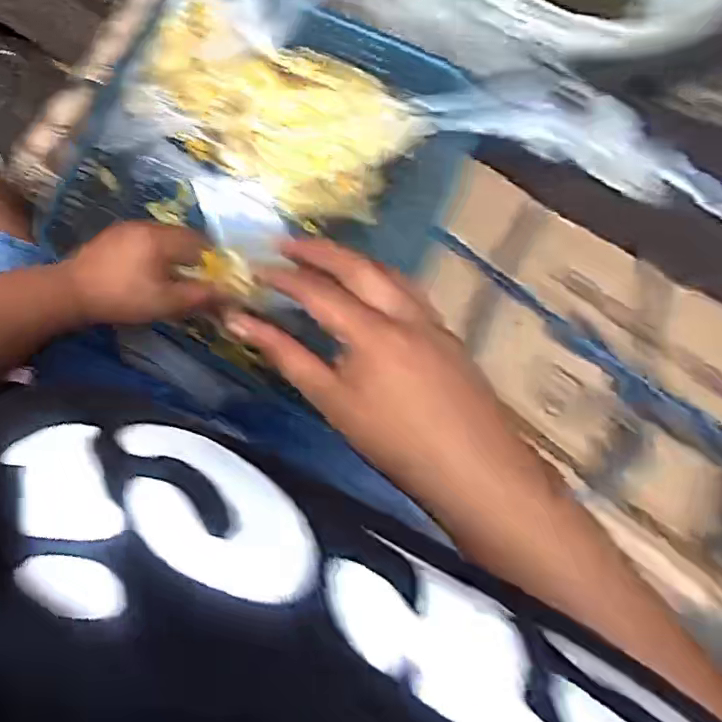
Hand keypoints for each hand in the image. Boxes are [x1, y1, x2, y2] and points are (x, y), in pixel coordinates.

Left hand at [61, 221, 217, 326]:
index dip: (212, 261)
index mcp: (161, 237)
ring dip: (171, 255)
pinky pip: (141, 240)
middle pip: (180, 236)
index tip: (215, 280)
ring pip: (160, 238)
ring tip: (171, 279)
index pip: (200, 242)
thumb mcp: (165, 302)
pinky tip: (145, 273)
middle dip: (192, 257)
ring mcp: (124, 228)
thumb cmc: (121, 297)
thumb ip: (199, 296)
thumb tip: (228, 293)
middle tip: (195, 281)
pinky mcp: (109, 236)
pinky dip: (151, 254)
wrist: (71, 291)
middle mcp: (144, 225)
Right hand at [223, 239, 551, 514]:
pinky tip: (369, 289)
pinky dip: (377, 276)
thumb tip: (238, 321)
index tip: (254, 269)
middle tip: (283, 243)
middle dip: (318, 251)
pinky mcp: (448, 337)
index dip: (282, 277)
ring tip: (323, 256)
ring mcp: (432, 323)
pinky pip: (407, 290)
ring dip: (351, 259)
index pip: (317, 290)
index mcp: (372, 331)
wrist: (482, 477)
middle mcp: (404, 316)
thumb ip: (284, 354)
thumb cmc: (395, 442)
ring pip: (389, 274)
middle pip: (358, 267)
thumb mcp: (330, 399)